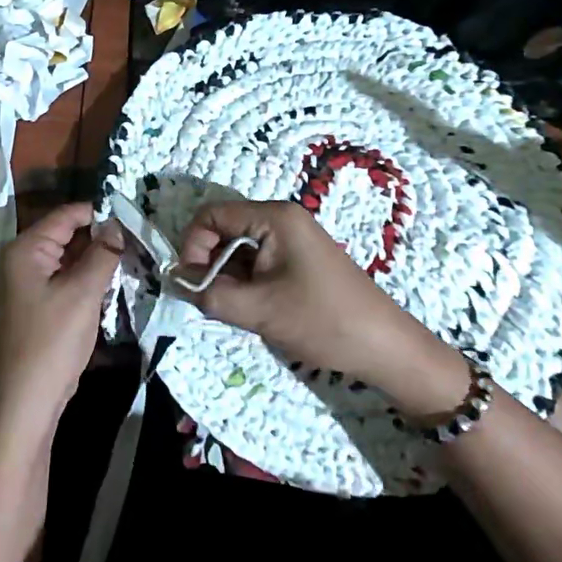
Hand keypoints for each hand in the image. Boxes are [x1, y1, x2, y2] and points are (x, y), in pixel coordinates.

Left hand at [0, 203, 120, 425]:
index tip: (133, 215)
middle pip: (66, 234)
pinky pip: (66, 277)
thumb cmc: (52, 340)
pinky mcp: (38, 302)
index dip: (98, 212)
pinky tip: (113, 279)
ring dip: (96, 257)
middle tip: (138, 237)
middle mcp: (22, 259)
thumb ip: (103, 254)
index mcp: (26, 248)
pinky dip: (87, 276)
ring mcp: (28, 282)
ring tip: (133, 254)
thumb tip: (118, 225)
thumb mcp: (83, 293)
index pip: (66, 215)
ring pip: (68, 257)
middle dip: (100, 235)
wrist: (27, 398)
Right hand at [178, 200, 462, 396]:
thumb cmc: (322, 320)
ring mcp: (293, 239)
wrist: (384, 346)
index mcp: (274, 217)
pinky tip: (254, 310)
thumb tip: (176, 280)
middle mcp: (282, 219)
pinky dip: (246, 283)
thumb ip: (209, 293)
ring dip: (228, 277)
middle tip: (212, 301)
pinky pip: (258, 262)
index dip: (192, 245)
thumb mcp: (258, 310)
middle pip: (225, 230)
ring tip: (237, 310)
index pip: (212, 215)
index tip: (191, 282)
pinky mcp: (298, 260)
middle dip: (210, 264)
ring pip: (239, 249)